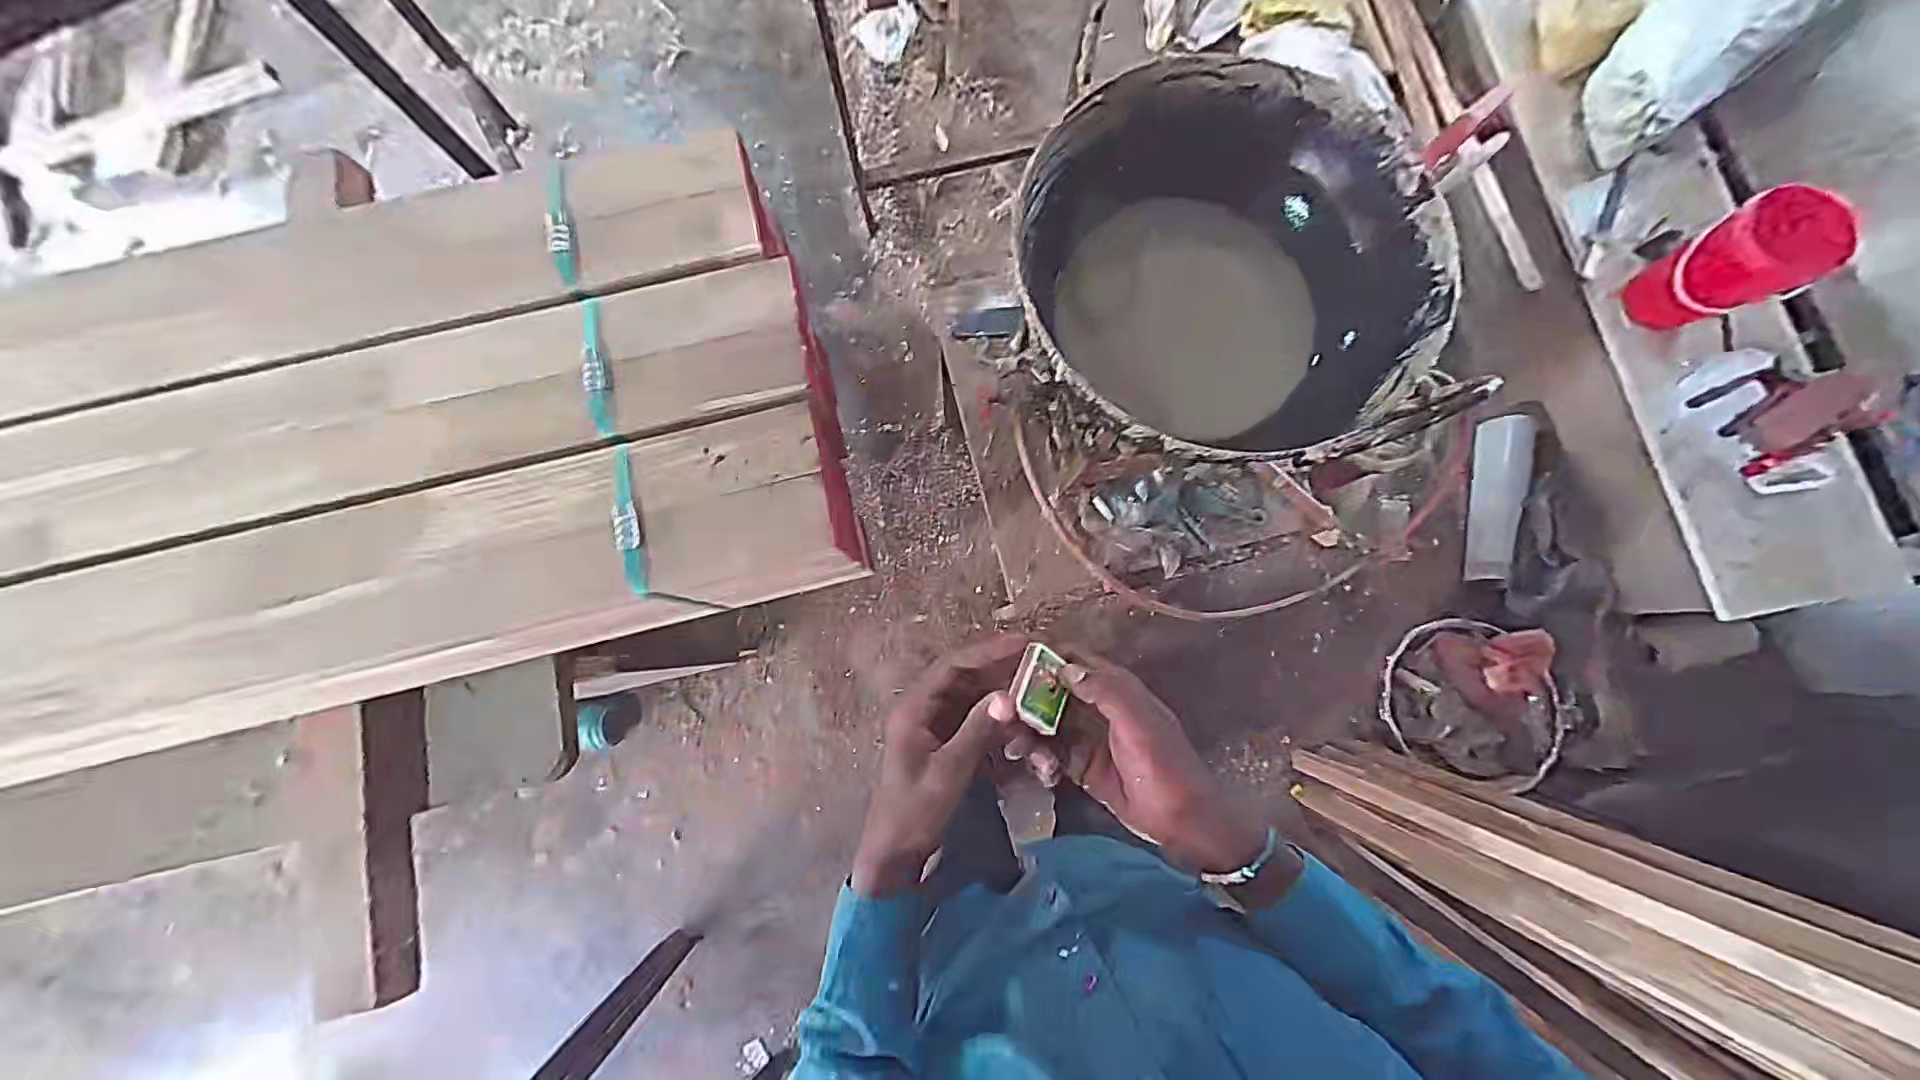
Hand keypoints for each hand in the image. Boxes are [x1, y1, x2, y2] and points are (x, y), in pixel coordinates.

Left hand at [850, 634, 1028, 895]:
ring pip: (975, 697)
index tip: (1024, 643)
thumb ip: (978, 731)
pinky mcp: (947, 744)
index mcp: (914, 707)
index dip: (989, 650)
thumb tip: (1009, 696)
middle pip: (966, 676)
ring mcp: (936, 726)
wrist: (894, 857)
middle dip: (1001, 667)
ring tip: (1038, 688)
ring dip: (1003, 693)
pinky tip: (1022, 722)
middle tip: (1039, 660)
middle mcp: (925, 709)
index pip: (954, 665)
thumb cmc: (913, 814)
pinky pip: (977, 720)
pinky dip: (999, 719)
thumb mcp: (948, 772)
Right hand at [1006, 654, 1267, 874]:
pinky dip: (1041, 759)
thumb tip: (1064, 668)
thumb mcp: (1138, 721)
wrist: (1181, 820)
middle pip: (1050, 691)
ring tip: (1019, 750)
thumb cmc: (1164, 764)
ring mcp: (1086, 736)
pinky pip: (1050, 753)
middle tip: (1003, 713)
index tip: (1011, 663)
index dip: (1042, 657)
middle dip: (1025, 699)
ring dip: (1028, 733)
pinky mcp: (1079, 765)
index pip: (1071, 659)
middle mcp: (1094, 706)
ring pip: (1045, 723)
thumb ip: (1105, 691)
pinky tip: (1045, 772)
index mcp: (1113, 686)